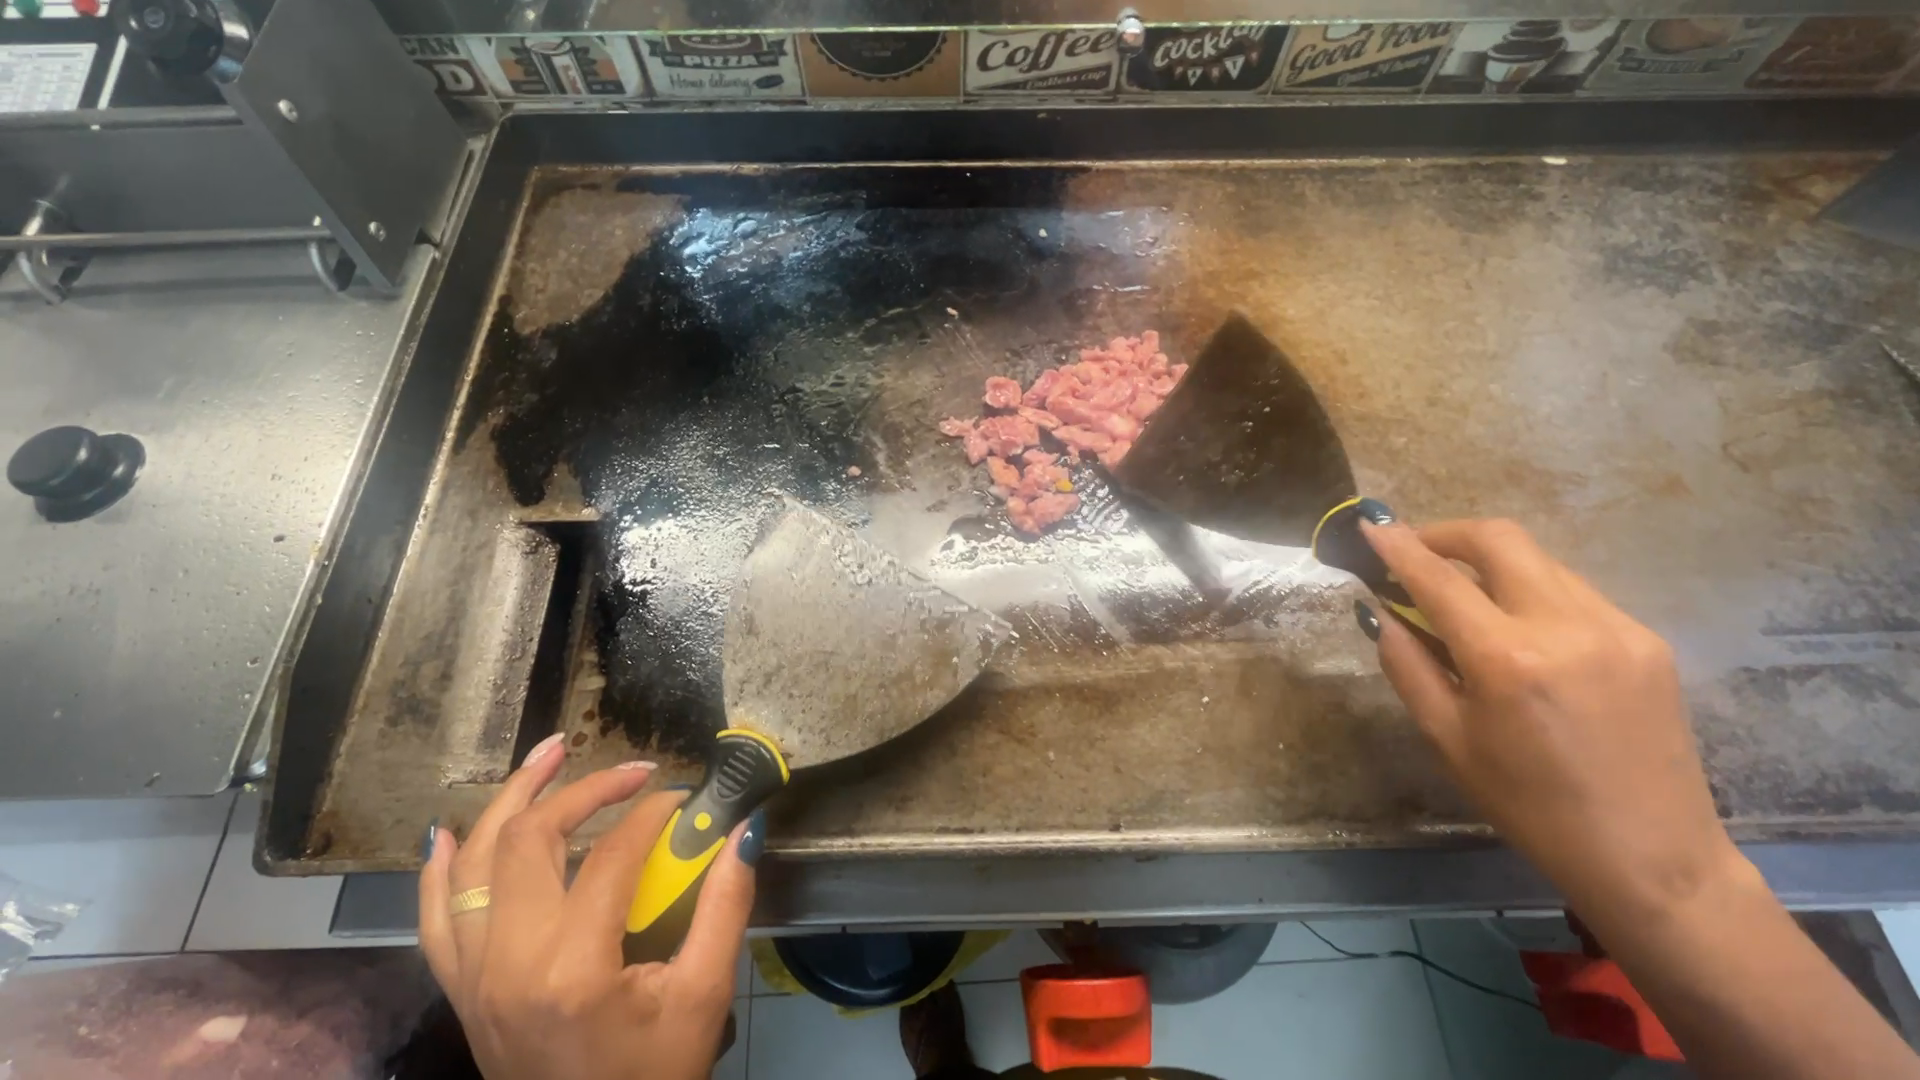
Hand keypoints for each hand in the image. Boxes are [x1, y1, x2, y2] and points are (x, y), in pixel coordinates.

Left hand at [418, 734, 756, 1079]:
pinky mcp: (462, 992)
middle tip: (632, 770)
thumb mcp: (704, 994)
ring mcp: (474, 977)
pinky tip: (450, 831)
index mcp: (573, 966)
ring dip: (511, 800)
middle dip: (584, 789)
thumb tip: (744, 829)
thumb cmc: (655, 1076)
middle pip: (530, 840)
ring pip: (475, 863)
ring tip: (550, 753)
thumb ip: (726, 905)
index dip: (653, 814)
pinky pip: (436, 919)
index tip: (685, 799)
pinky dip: (441, 870)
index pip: (612, 854)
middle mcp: (508, 962)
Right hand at [1359, 517, 1744, 922]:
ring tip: (1464, 595)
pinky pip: (1575, 593)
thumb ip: (1408, 666)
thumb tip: (1382, 612)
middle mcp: (1565, 626)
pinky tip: (1520, 629)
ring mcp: (1617, 627)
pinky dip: (1532, 592)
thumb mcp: (1448, 739)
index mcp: (1507, 659)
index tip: (1370, 525)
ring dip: (1491, 563)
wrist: (1651, 855)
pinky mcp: (1647, 640)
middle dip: (1448, 533)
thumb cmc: (1529, 806)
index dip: (1398, 546)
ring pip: (1540, 561)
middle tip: (1415, 549)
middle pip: (1500, 539)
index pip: (1438, 579)